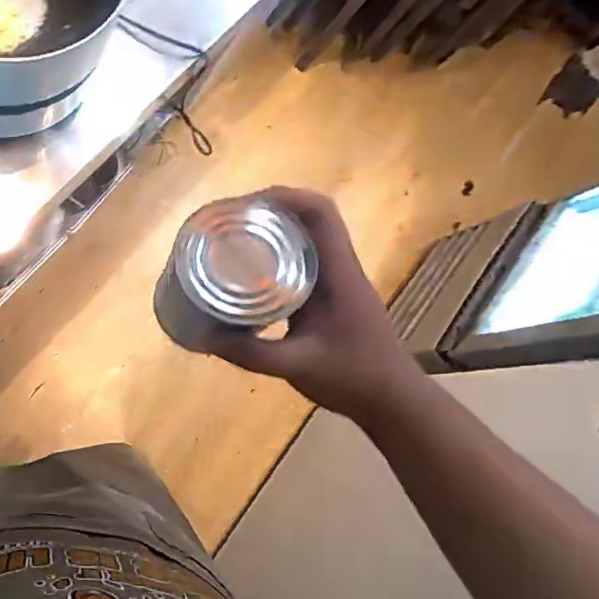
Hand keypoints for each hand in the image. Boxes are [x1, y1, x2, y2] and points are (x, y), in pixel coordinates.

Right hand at [203, 187, 417, 418]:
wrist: (393, 401)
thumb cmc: (355, 378)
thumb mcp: (299, 366)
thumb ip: (252, 354)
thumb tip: (205, 337)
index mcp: (339, 274)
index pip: (321, 214)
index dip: (285, 197)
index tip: (245, 204)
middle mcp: (340, 269)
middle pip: (309, 219)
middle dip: (268, 211)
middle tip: (227, 224)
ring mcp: (337, 282)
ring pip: (305, 240)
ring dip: (272, 232)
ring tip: (231, 241)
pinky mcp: (330, 298)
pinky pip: (302, 264)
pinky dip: (276, 259)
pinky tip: (250, 276)